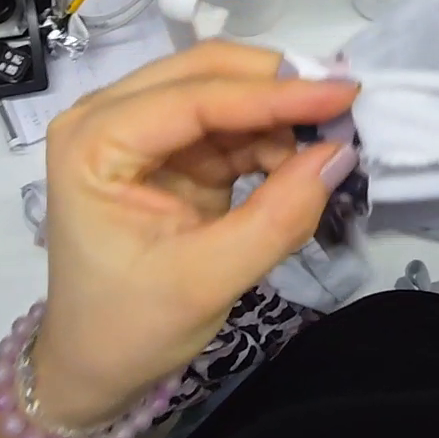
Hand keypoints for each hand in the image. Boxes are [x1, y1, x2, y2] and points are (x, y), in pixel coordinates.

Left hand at [30, 41, 357, 424]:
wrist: (93, 364)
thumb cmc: (129, 328)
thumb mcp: (206, 281)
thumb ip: (277, 217)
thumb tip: (340, 155)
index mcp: (94, 142)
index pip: (194, 99)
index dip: (273, 93)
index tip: (343, 92)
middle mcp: (109, 117)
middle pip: (206, 73)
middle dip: (277, 86)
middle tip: (345, 103)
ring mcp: (141, 129)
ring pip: (224, 91)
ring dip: (279, 112)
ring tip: (332, 141)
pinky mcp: (171, 149)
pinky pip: (231, 124)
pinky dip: (271, 136)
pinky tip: (302, 159)